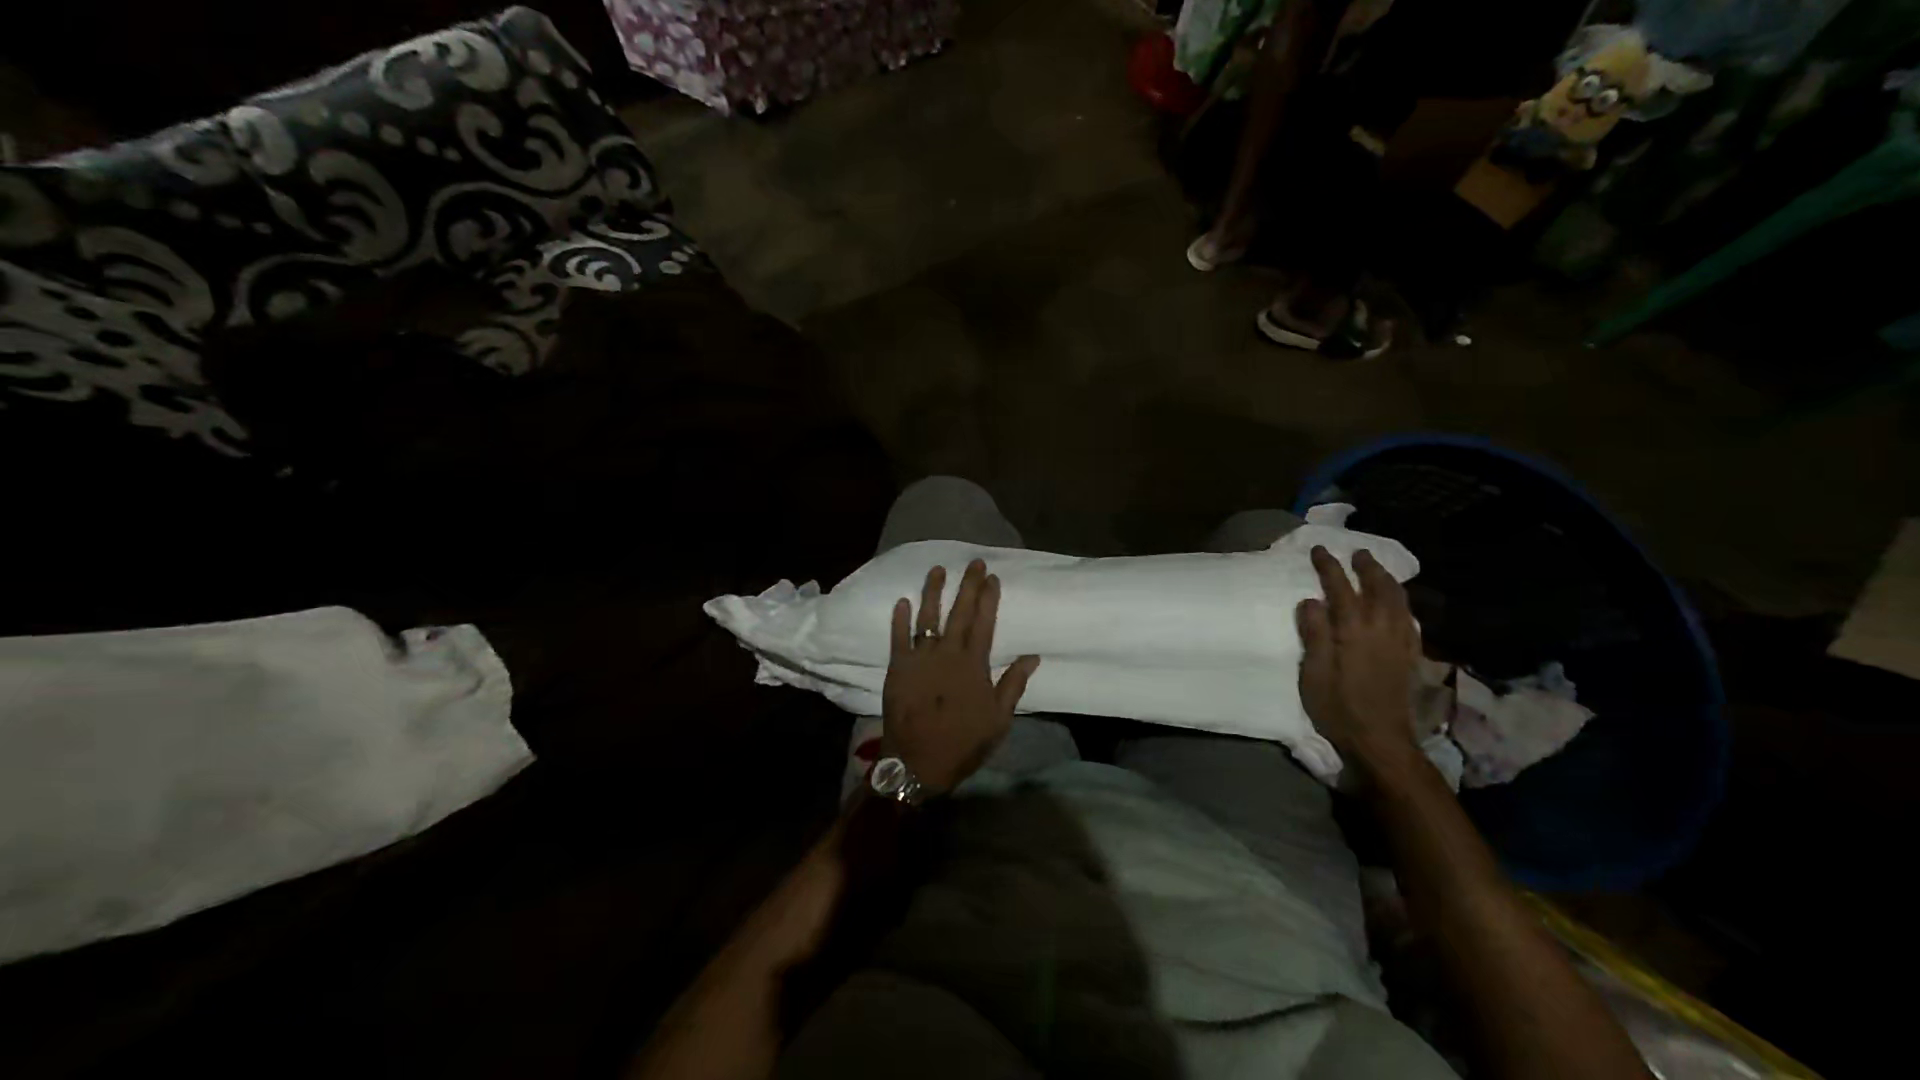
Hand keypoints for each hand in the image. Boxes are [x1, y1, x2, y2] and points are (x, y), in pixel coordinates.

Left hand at [883, 559, 1040, 792]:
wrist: (919, 762)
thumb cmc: (963, 742)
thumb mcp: (999, 719)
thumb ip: (1013, 684)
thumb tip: (1033, 656)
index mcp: (974, 664)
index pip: (984, 622)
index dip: (989, 598)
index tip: (993, 577)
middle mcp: (948, 653)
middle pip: (959, 612)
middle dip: (967, 585)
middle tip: (973, 562)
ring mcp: (920, 658)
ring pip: (927, 617)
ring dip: (933, 592)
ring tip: (938, 569)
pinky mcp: (897, 667)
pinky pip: (898, 637)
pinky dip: (899, 618)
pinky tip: (902, 600)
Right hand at [1297, 546, 1422, 777]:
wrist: (1381, 741)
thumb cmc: (1338, 707)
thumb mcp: (1314, 673)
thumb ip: (1314, 634)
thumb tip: (1310, 601)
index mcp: (1353, 631)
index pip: (1341, 589)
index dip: (1329, 568)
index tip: (1319, 550)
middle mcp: (1381, 629)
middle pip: (1378, 589)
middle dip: (1367, 568)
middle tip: (1357, 553)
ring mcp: (1400, 643)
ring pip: (1399, 601)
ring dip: (1388, 581)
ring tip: (1378, 570)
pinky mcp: (1410, 657)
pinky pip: (1409, 620)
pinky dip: (1403, 604)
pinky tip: (1399, 606)